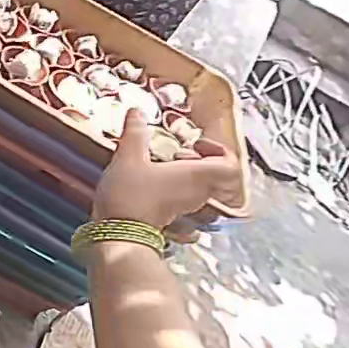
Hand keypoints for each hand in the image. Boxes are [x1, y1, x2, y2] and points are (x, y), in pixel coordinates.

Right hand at [94, 109, 242, 228]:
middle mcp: (198, 191)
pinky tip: (151, 182)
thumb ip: (134, 133)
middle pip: (216, 175)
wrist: (118, 234)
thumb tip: (136, 112)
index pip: (230, 163)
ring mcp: (185, 206)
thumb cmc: (129, 195)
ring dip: (186, 174)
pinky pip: (183, 198)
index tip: (195, 144)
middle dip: (199, 160)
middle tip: (177, 153)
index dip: (218, 150)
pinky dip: (174, 187)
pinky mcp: (170, 216)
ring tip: (161, 166)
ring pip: (200, 187)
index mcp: (197, 174)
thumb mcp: (127, 157)